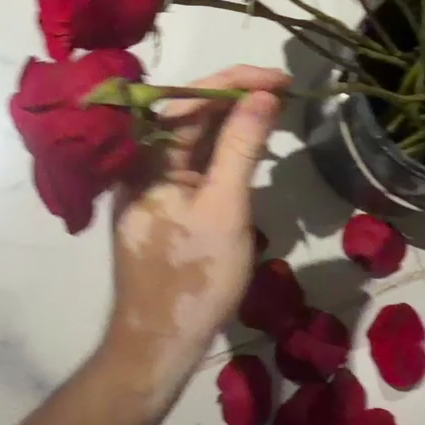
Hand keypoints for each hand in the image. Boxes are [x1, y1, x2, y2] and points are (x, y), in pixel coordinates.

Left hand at [100, 65, 288, 401]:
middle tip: (283, 89)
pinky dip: (224, 146)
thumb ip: (241, 146)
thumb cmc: (192, 277)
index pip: (190, 98)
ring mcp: (151, 180)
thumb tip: (263, 94)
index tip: (281, 77)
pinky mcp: (165, 199)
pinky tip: (251, 139)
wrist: (158, 346)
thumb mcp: (225, 207)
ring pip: (194, 134)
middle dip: (236, 95)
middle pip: (190, 111)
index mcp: (144, 156)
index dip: (236, 81)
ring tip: (274, 105)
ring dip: (233, 118)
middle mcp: (141, 160)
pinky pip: (195, 158)